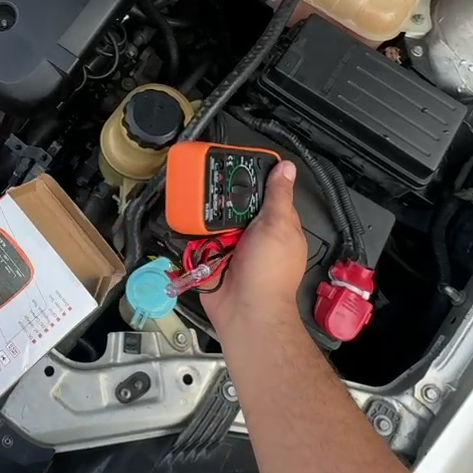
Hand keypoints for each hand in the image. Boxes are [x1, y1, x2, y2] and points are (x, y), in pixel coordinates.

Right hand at [201, 160, 306, 342]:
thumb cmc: (269, 273)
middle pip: (236, 204)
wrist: (245, 311)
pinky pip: (199, 237)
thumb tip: (287, 168)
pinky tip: (184, 214)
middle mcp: (254, 234)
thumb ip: (279, 196)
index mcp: (277, 225)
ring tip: (192, 191)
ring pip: (216, 219)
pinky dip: (192, 230)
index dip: (253, 177)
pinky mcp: (212, 256)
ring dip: (206, 211)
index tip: (237, 160)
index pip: (265, 193)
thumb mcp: (278, 226)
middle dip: (223, 194)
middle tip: (208, 174)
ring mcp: (232, 245)